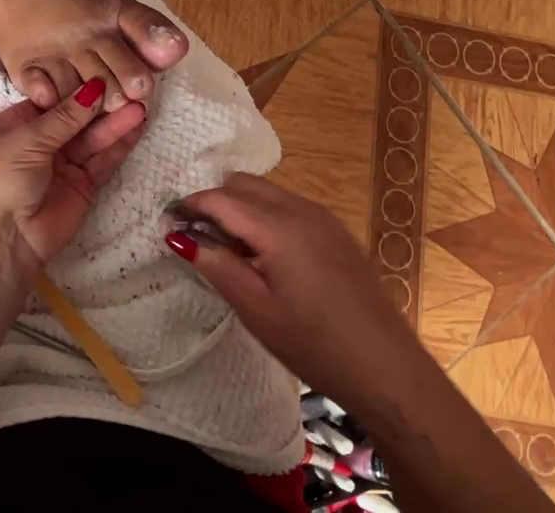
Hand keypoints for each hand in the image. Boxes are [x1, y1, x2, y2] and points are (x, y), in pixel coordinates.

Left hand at [0, 78, 146, 266]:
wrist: (2, 240)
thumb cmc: (1, 180)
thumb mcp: (28, 140)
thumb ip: (64, 116)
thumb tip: (94, 87)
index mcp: (18, 122)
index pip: (54, 97)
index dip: (79, 85)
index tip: (107, 68)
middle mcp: (42, 140)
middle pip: (77, 116)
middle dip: (102, 103)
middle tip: (132, 85)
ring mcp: (64, 163)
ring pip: (94, 137)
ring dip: (116, 121)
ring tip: (141, 102)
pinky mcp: (83, 185)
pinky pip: (104, 159)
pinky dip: (120, 144)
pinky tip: (138, 125)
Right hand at [165, 173, 425, 406]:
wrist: (388, 370)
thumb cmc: (314, 344)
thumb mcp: (255, 309)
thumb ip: (216, 265)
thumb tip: (178, 236)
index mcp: (279, 228)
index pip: (220, 199)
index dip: (189, 206)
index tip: (167, 222)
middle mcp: (301, 210)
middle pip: (243, 184)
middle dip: (214, 201)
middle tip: (196, 237)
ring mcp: (324, 218)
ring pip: (266, 192)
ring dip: (240, 206)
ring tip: (229, 249)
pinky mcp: (337, 232)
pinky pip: (288, 206)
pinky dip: (265, 215)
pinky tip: (265, 255)